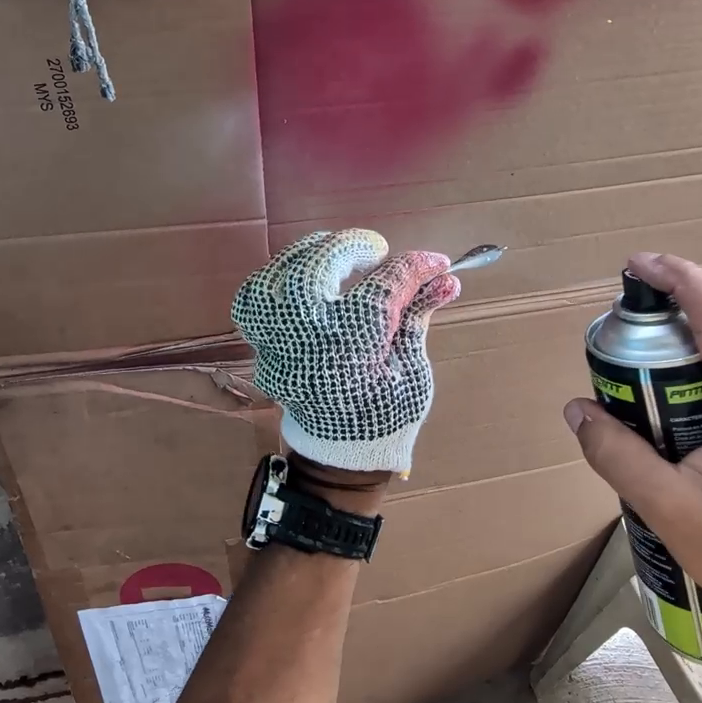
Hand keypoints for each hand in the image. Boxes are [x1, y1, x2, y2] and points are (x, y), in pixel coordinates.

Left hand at [232, 230, 460, 474]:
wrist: (339, 455)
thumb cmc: (384, 413)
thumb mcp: (410, 369)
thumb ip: (419, 316)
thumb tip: (445, 277)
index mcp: (352, 350)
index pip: (383, 288)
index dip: (413, 268)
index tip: (435, 262)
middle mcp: (307, 341)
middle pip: (315, 270)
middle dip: (349, 247)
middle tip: (376, 252)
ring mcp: (276, 342)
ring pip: (277, 277)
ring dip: (310, 254)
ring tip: (338, 254)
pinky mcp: (261, 345)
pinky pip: (256, 299)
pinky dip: (279, 277)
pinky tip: (307, 274)